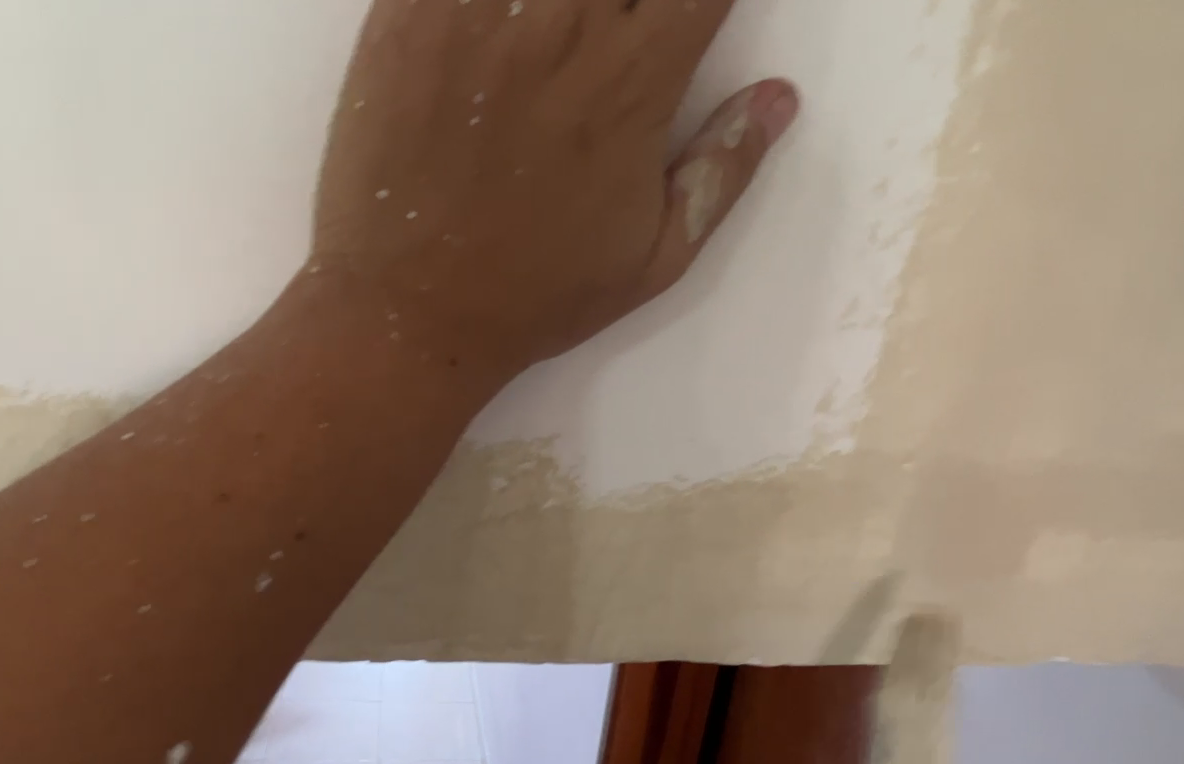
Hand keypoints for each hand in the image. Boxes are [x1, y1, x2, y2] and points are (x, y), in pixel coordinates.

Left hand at [312, 0, 798, 374]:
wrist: (415, 312)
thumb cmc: (538, 297)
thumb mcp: (652, 263)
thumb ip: (720, 175)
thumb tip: (777, 99)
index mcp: (633, 85)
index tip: (682, 21)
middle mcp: (562, 30)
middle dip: (631, 0)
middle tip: (612, 39)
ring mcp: (478, 16)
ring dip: (560, 2)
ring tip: (555, 41)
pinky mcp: (406, 18)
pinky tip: (496, 23)